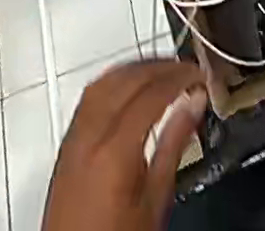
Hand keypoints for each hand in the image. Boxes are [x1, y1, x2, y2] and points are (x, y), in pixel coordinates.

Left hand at [43, 62, 206, 230]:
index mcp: (114, 151)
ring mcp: (72, 142)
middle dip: (160, 67)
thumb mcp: (156, 199)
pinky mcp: (65, 148)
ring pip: (103, 83)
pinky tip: (130, 87)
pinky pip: (89, 97)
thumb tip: (194, 102)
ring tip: (161, 72)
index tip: (199, 75)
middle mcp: (88, 139)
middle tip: (186, 69)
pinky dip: (114, 82)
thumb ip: (175, 144)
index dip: (179, 77)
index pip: (151, 93)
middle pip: (125, 80)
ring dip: (135, 69)